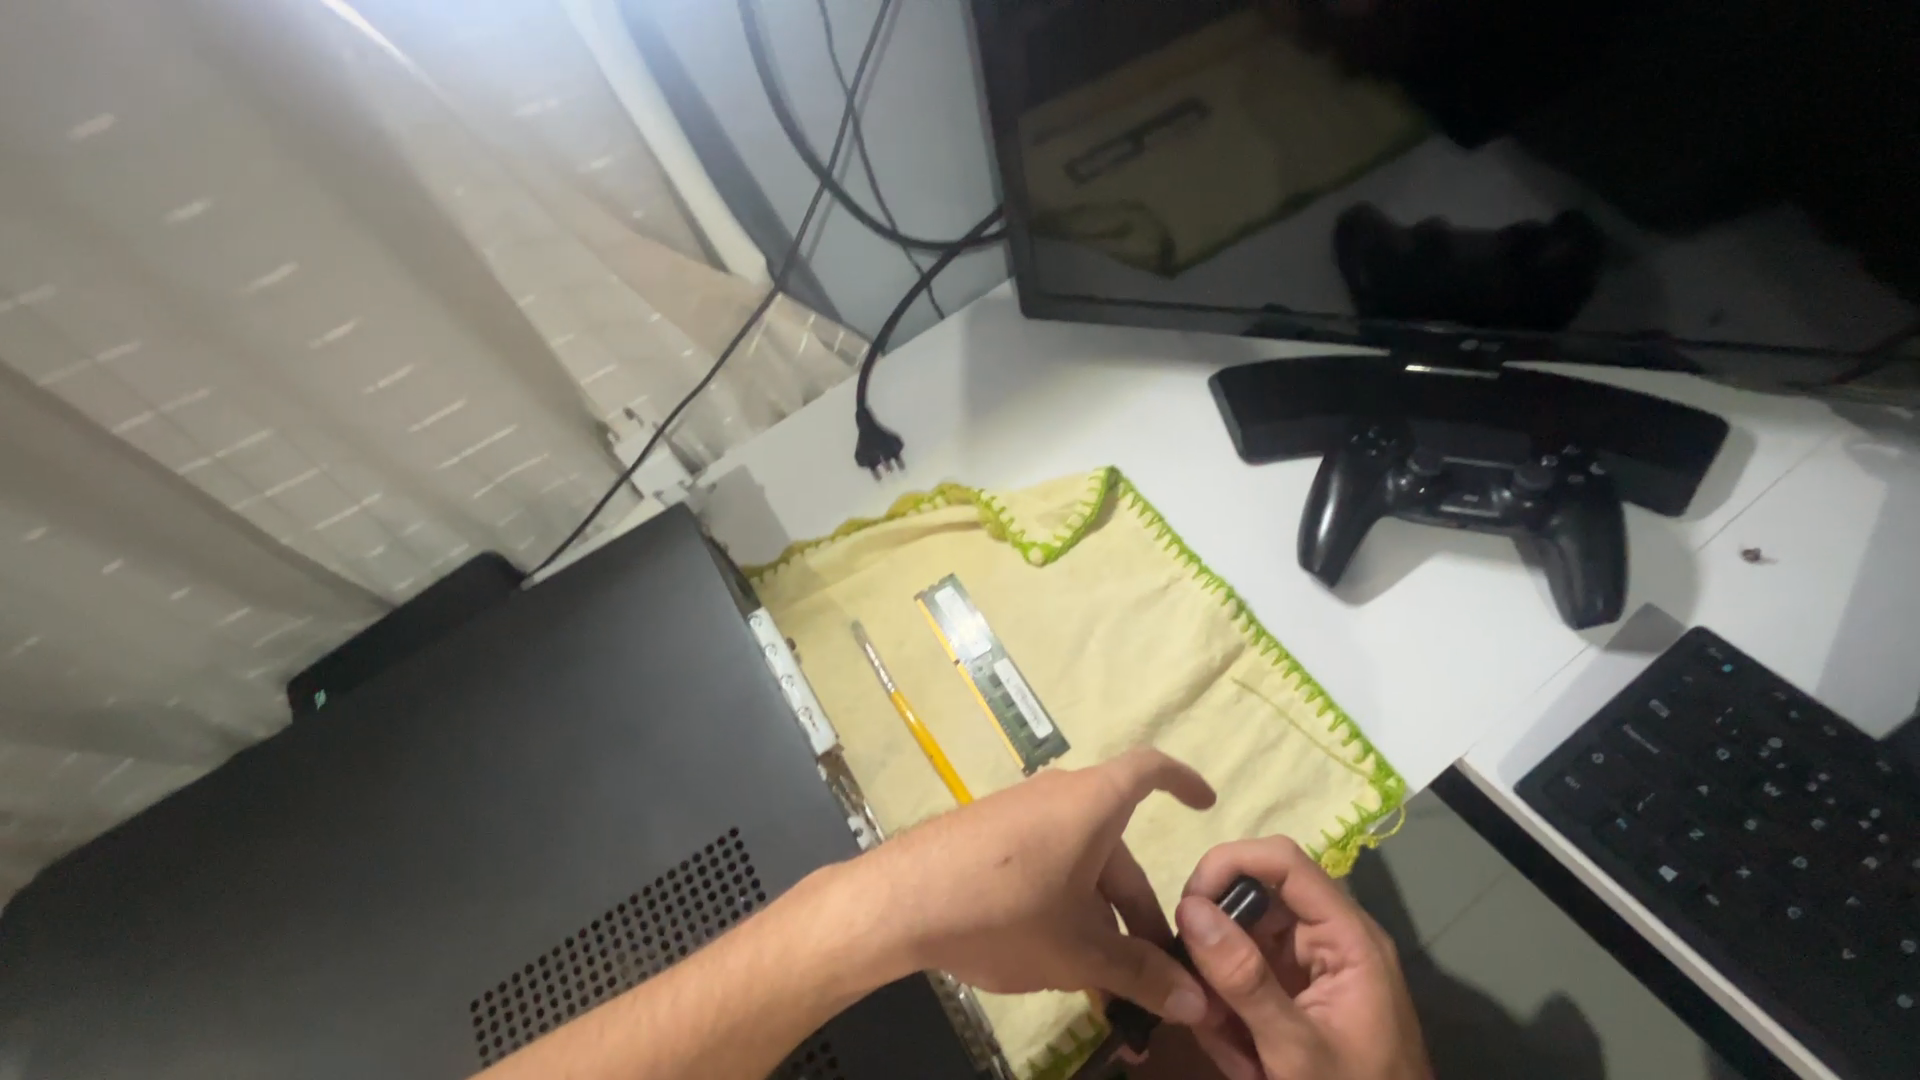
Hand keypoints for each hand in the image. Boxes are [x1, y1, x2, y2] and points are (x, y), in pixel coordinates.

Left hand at [857, 747, 1216, 1024]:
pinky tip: (1057, 958)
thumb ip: (1139, 974)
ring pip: (1081, 866)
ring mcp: (1021, 814)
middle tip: (1153, 978)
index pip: (1148, 770)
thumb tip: (1196, 1000)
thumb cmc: (1006, 911)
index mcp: (1091, 804)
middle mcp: (1059, 796)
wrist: (902, 900)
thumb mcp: (1080, 951)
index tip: (1205, 803)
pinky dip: (1065, 905)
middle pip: (1116, 849)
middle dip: (1138, 915)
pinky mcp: (991, 836)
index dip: (1182, 780)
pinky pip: (1047, 864)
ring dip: (1101, 920)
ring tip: (1105, 987)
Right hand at [1174, 837, 1431, 1079]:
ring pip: (1236, 942)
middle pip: (1251, 900)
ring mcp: (1306, 967)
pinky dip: (1225, 1014)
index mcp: (1347, 937)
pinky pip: (1239, 978)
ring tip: (1231, 1049)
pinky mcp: (1290, 993)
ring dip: (1217, 991)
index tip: (1187, 905)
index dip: (1230, 864)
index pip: (1282, 861)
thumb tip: (1189, 907)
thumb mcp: (1298, 1051)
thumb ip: (1244, 979)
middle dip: (1215, 946)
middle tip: (1197, 997)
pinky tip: (1240, 1060)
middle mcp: (1325, 939)